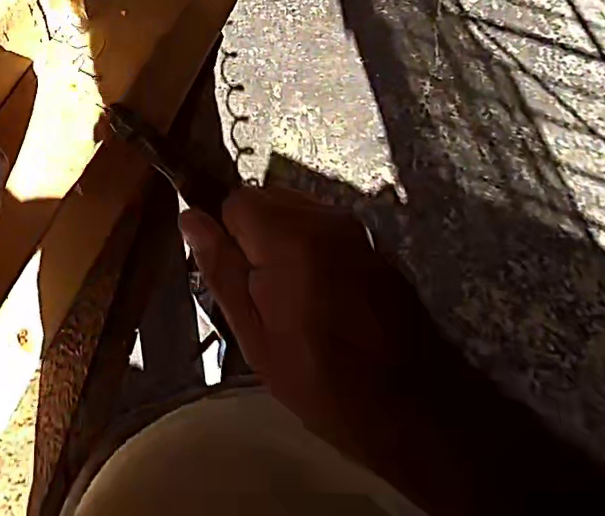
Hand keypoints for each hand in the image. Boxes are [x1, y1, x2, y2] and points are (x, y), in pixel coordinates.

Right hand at [180, 188, 456, 491]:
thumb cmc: (323, 379)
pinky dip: (308, 243)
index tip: (236, 274)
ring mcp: (351, 225)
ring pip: (291, 207)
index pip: (234, 199)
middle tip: (262, 290)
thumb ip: (220, 267)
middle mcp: (322, 217)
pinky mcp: (368, 237)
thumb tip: (190, 218)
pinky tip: (319, 291)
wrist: (414, 407)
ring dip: (280, 236)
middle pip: (264, 197)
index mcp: (289, 238)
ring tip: (292, 293)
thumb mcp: (255, 335)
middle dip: (252, 232)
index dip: (226, 234)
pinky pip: (319, 222)